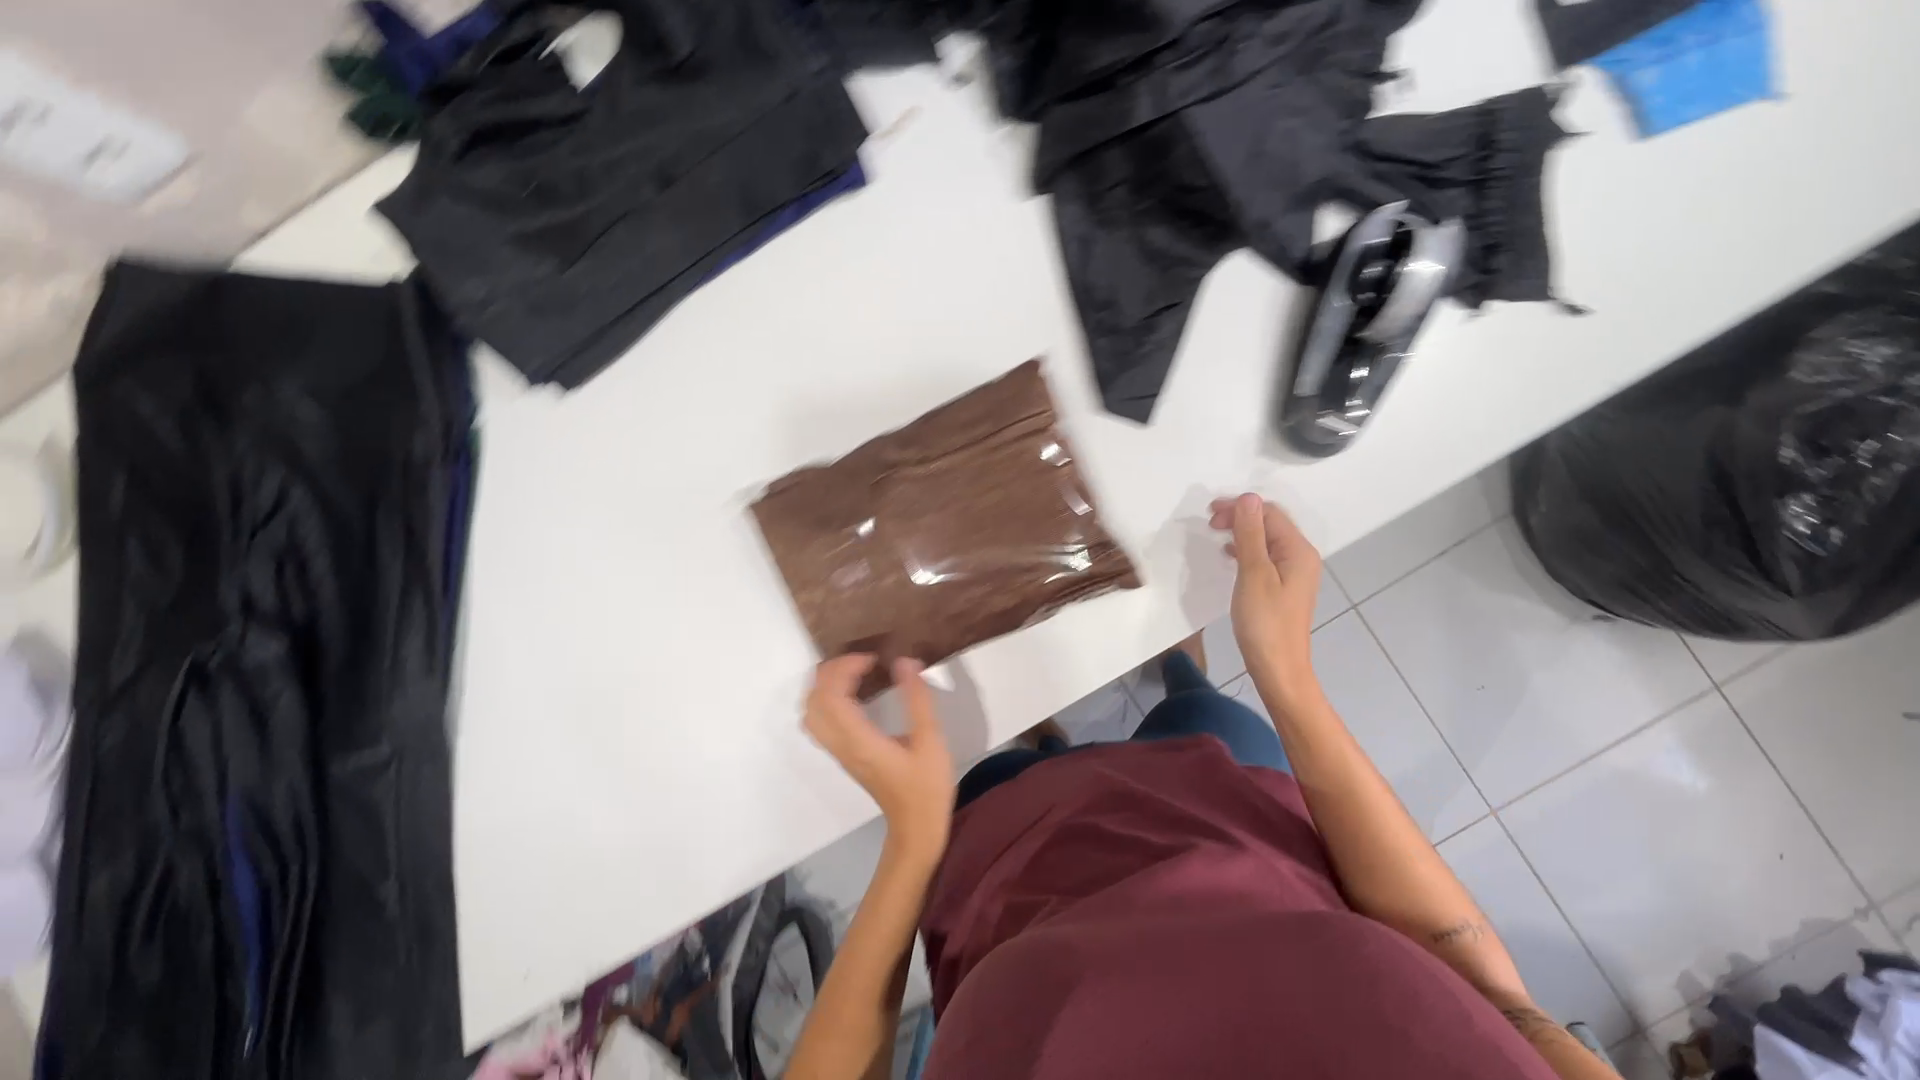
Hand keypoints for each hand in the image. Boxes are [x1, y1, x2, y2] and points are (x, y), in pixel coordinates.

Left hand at [805, 655, 953, 866]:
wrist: (916, 827)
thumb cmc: (926, 787)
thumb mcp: (931, 740)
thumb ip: (918, 699)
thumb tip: (904, 662)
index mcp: (859, 740)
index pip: (830, 695)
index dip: (844, 668)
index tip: (874, 659)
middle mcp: (841, 744)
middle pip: (813, 701)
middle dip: (831, 672)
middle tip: (862, 661)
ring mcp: (839, 752)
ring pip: (811, 712)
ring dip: (825, 686)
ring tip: (855, 672)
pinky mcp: (844, 755)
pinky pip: (820, 721)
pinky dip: (828, 699)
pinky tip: (855, 694)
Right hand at [1209, 493, 1323, 704]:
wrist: (1278, 668)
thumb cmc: (1265, 623)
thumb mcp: (1254, 574)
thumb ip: (1250, 535)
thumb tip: (1248, 498)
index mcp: (1298, 550)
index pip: (1269, 513)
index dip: (1240, 507)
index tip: (1209, 514)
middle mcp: (1301, 556)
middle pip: (1271, 523)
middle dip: (1240, 517)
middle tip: (1209, 523)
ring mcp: (1294, 573)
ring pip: (1266, 540)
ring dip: (1242, 532)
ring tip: (1216, 535)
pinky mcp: (1284, 587)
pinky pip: (1265, 556)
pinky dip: (1246, 550)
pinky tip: (1230, 556)